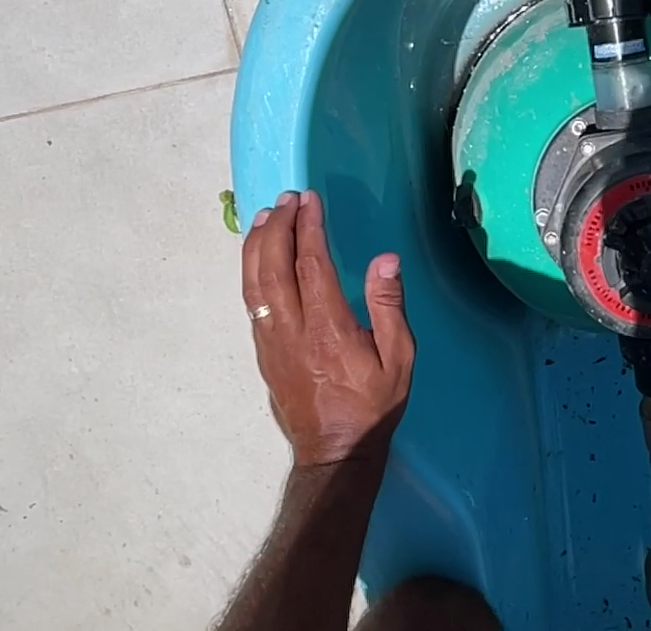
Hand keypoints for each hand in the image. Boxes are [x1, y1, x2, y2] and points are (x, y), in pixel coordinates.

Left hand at [242, 191, 414, 466]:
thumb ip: (389, 307)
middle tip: (287, 198)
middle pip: (273, 268)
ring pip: (254, 285)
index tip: (310, 200)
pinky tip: (258, 256)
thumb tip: (385, 259)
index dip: (309, 229)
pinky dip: (251, 271)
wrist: (334, 452)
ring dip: (258, 245)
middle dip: (278, 227)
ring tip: (267, 215)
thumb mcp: (399, 357)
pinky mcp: (263, 352)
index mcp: (327, 328)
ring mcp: (271, 342)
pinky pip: (252, 302)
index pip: (311, 266)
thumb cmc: (374, 404)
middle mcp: (292, 330)